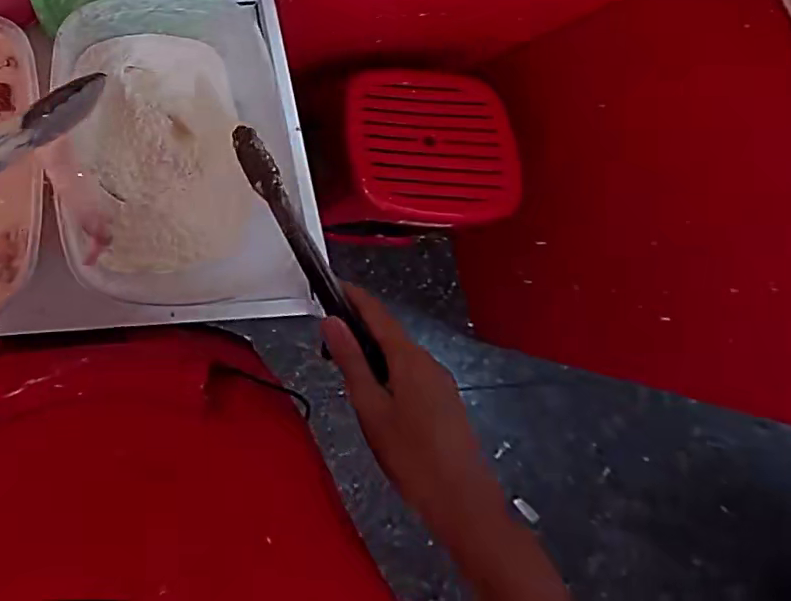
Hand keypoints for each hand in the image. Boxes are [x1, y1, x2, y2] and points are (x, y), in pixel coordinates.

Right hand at [324, 283, 569, 599]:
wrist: (464, 506)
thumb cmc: (410, 455)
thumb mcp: (370, 407)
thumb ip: (350, 361)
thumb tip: (332, 320)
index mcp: (409, 358)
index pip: (377, 312)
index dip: (353, 296)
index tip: (330, 284)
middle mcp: (428, 362)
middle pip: (389, 332)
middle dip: (358, 327)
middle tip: (326, 337)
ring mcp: (440, 382)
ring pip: (400, 354)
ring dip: (372, 351)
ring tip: (345, 367)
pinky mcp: (445, 402)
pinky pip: (410, 372)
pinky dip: (387, 369)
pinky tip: (375, 392)